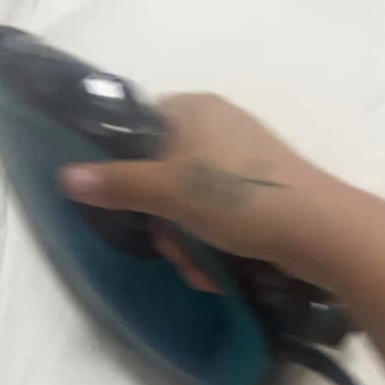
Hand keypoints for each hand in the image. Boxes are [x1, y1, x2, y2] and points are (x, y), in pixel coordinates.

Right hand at [58, 94, 344, 276]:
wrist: (318, 231)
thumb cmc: (239, 199)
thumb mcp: (170, 191)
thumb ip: (118, 184)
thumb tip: (66, 177)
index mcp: (194, 110)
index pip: (141, 131)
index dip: (131, 173)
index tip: (136, 208)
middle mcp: (220, 130)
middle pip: (166, 181)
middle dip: (169, 229)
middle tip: (178, 252)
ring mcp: (245, 165)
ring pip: (194, 211)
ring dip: (192, 250)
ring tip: (205, 271)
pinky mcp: (264, 198)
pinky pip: (223, 223)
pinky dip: (218, 251)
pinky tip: (223, 274)